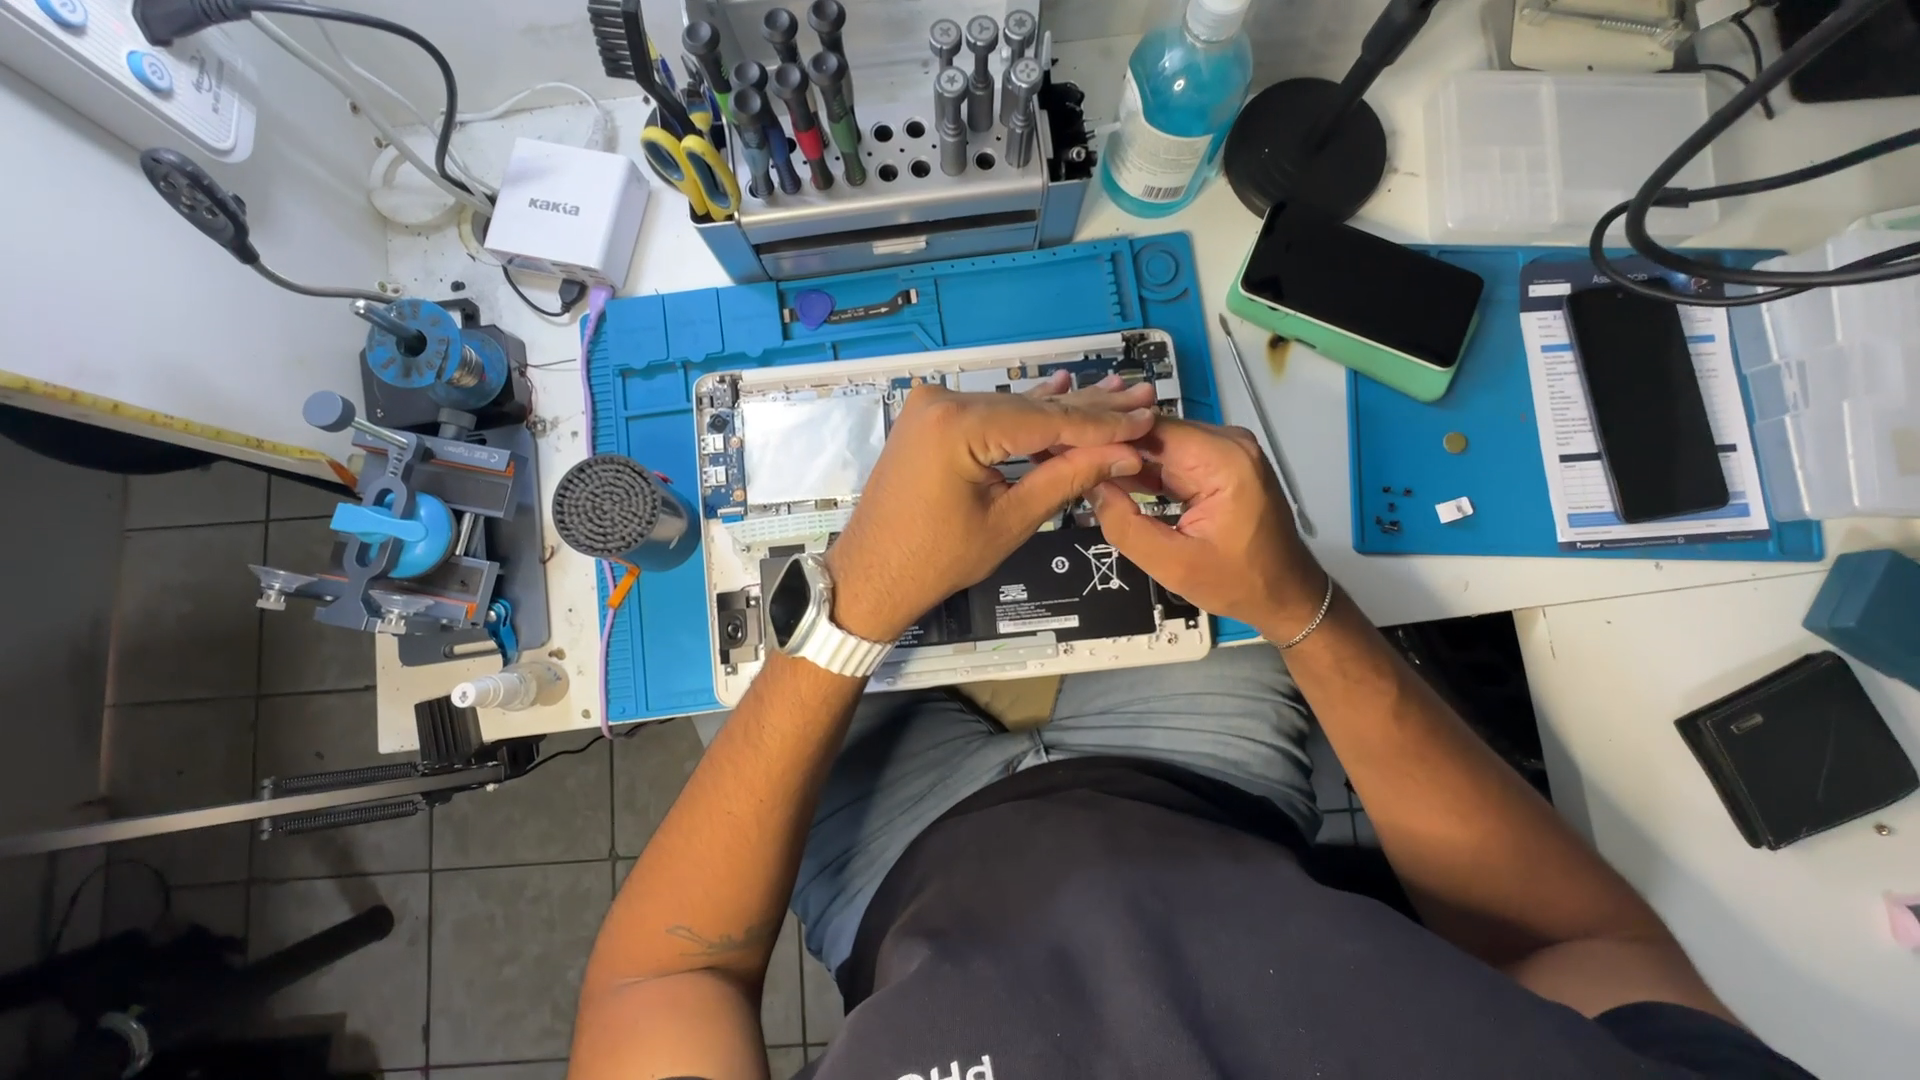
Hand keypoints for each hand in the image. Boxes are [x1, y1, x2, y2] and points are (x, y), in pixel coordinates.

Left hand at [827, 373, 1158, 642]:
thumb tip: (1124, 453)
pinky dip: (1022, 415)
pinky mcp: (930, 418)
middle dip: (1089, 407)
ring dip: (1061, 409)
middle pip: (1032, 407)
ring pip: (1012, 408)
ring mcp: (932, 406)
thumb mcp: (1010, 520)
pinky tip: (1059, 387)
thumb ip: (1066, 478)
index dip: (1103, 422)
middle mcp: (944, 401)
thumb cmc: (936, 559)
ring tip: (1118, 393)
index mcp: (959, 425)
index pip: (1048, 419)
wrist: (871, 574)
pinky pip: (987, 414)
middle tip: (1143, 395)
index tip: (1147, 417)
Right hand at [1089, 418, 1325, 638]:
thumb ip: (1125, 525)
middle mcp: (1228, 442)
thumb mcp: (1172, 565)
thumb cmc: (1238, 583)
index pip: (1151, 429)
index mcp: (1223, 460)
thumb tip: (1090, 486)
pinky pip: (1173, 456)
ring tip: (1082, 469)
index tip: (1066, 450)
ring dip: (1124, 457)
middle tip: (1066, 460)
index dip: (1107, 437)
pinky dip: (1145, 469)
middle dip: (1112, 446)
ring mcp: (1226, 449)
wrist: (1286, 594)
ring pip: (1160, 442)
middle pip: (1154, 430)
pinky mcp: (1220, 462)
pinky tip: (1112, 479)